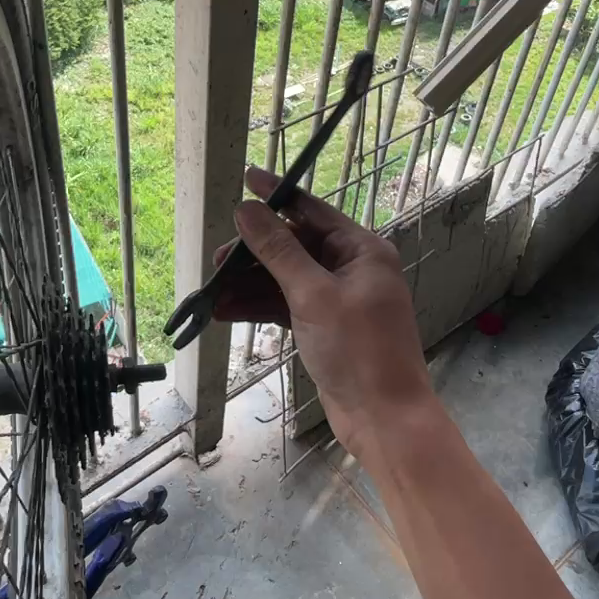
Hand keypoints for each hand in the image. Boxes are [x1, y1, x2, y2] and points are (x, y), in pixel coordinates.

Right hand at [211, 166, 434, 461]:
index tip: (245, 178)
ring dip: (249, 285)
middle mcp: (351, 268)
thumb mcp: (312, 294)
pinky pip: (285, 304)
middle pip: (293, 246)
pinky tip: (226, 312)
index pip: (312, 210)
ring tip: (213, 293)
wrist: (385, 420)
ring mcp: (338, 298)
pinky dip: (259, 307)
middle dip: (253, 254)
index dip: (277, 196)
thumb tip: (246, 209)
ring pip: (284, 278)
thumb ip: (278, 249)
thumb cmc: (358, 350)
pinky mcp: (325, 325)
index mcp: (361, 250)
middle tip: (216, 262)